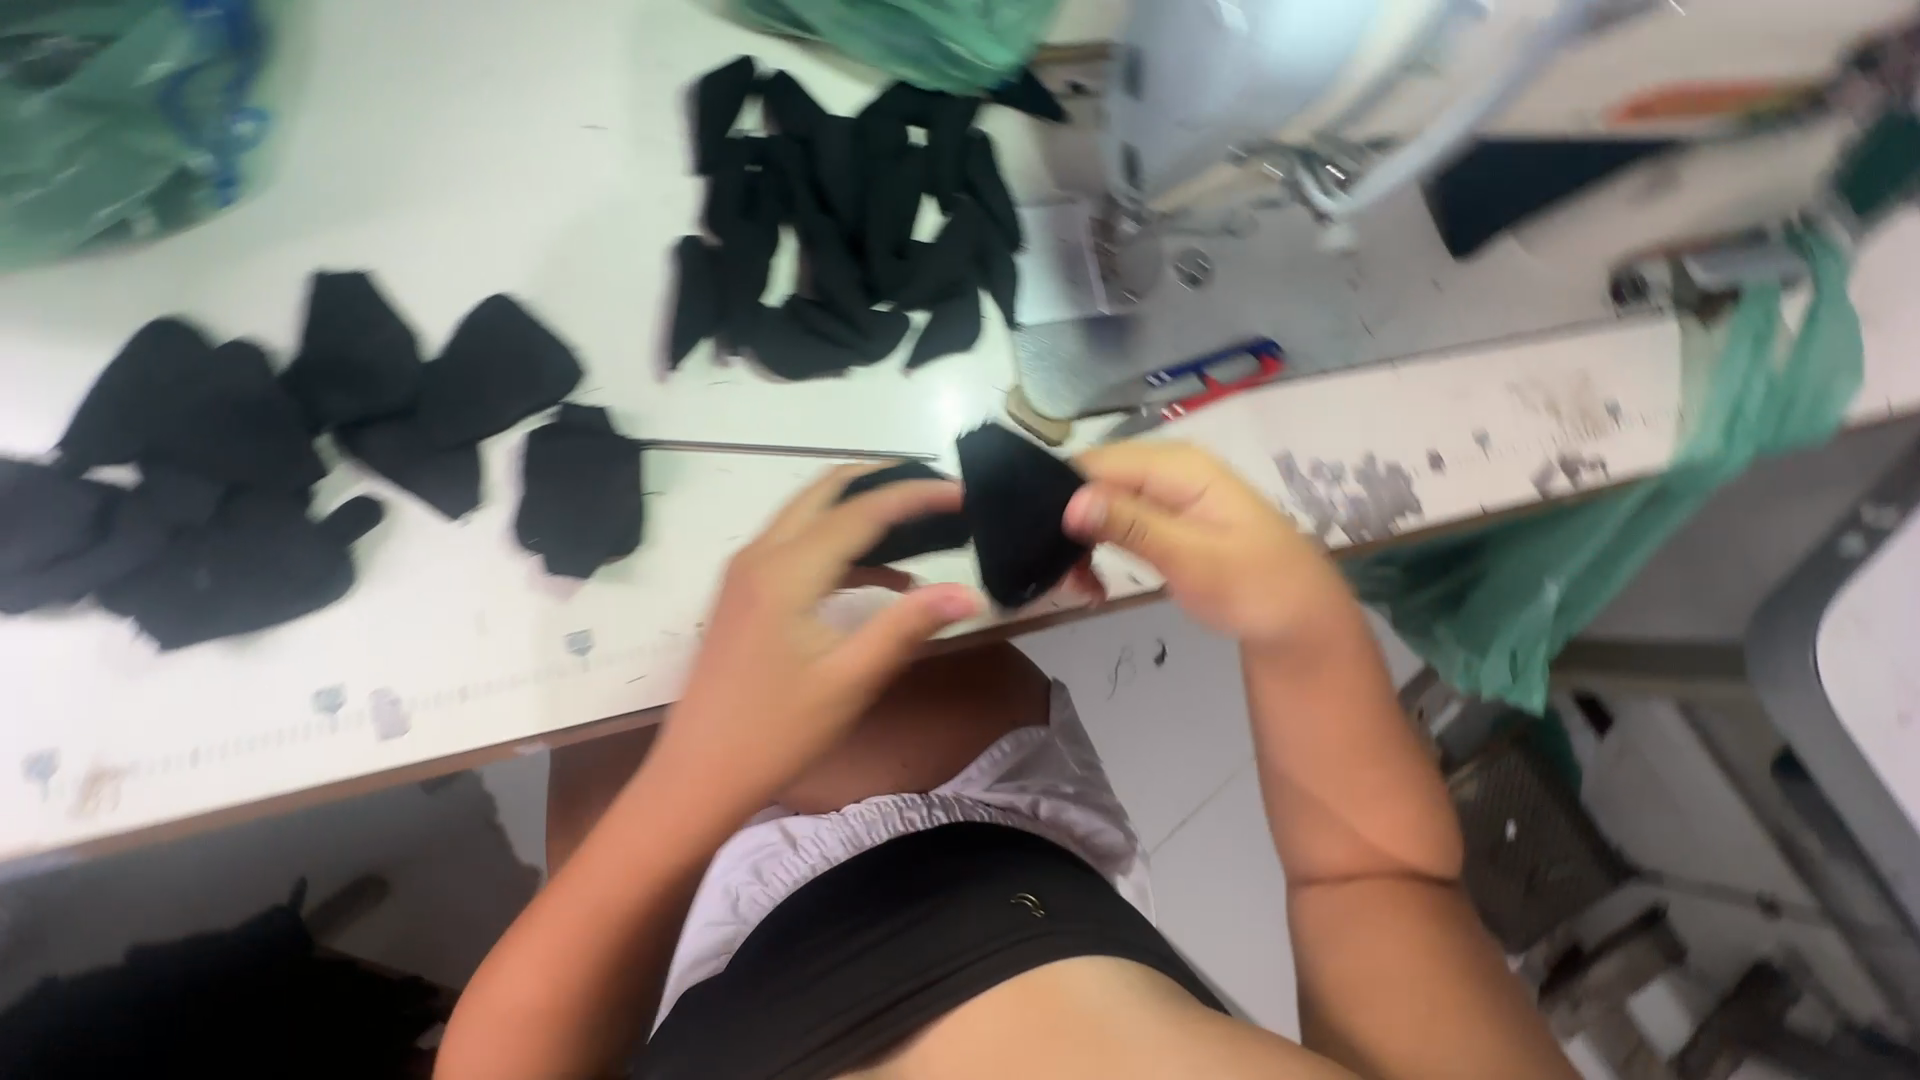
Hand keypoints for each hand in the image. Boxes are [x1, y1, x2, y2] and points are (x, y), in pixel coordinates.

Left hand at [650, 466, 982, 818]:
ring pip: (810, 513)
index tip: (962, 493)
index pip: (862, 510)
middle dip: (884, 481)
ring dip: (862, 509)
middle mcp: (760, 554)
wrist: (698, 773)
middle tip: (937, 492)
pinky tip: (885, 578)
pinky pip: (799, 544)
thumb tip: (970, 593)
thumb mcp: (851, 679)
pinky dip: (842, 545)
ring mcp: (747, 571)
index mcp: (786, 570)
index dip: (916, 495)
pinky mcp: (745, 591)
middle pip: (828, 490)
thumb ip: (908, 626)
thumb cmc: (777, 731)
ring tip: (920, 525)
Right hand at [1064, 441, 1357, 646]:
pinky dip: (1098, 551)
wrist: (1298, 617)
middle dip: (1068, 523)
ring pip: (1099, 505)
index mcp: (1178, 465)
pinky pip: (1115, 523)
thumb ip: (1133, 526)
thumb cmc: (1255, 586)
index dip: (1062, 496)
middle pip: (1093, 481)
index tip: (1039, 540)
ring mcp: (1165, 493)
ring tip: (1077, 587)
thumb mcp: (1192, 559)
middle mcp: (1167, 469)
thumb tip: (1071, 501)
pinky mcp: (1163, 519)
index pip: (1097, 462)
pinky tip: (1093, 586)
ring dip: (1080, 544)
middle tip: (1058, 575)